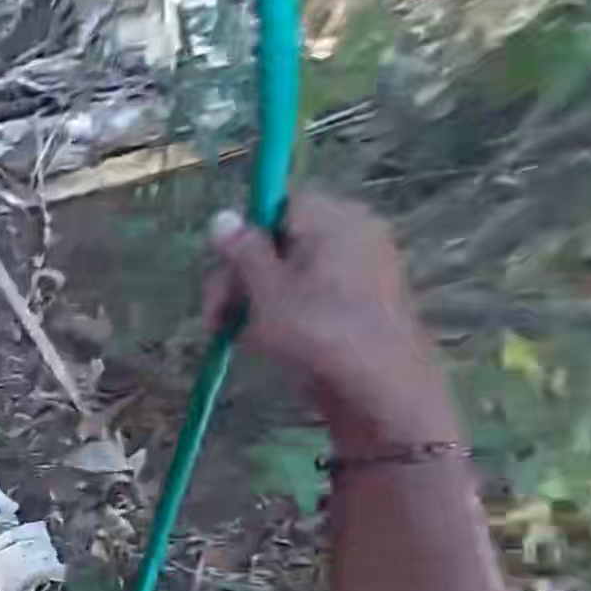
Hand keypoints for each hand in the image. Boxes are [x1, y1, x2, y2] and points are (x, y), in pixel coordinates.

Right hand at [202, 193, 461, 455]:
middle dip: (240, 278)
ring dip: (253, 301)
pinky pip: (307, 293)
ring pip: (287, 272)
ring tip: (239, 336)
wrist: (373, 382)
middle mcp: (351, 233)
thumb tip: (220, 216)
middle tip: (216, 319)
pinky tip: (267, 341)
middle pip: (277, 241)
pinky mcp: (356, 300)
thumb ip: (242, 251)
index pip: (276, 208)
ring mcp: (357, 267)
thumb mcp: (264, 290)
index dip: (243, 241)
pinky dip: (281, 312)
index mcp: (333, 220)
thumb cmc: (315, 329)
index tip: (224, 278)